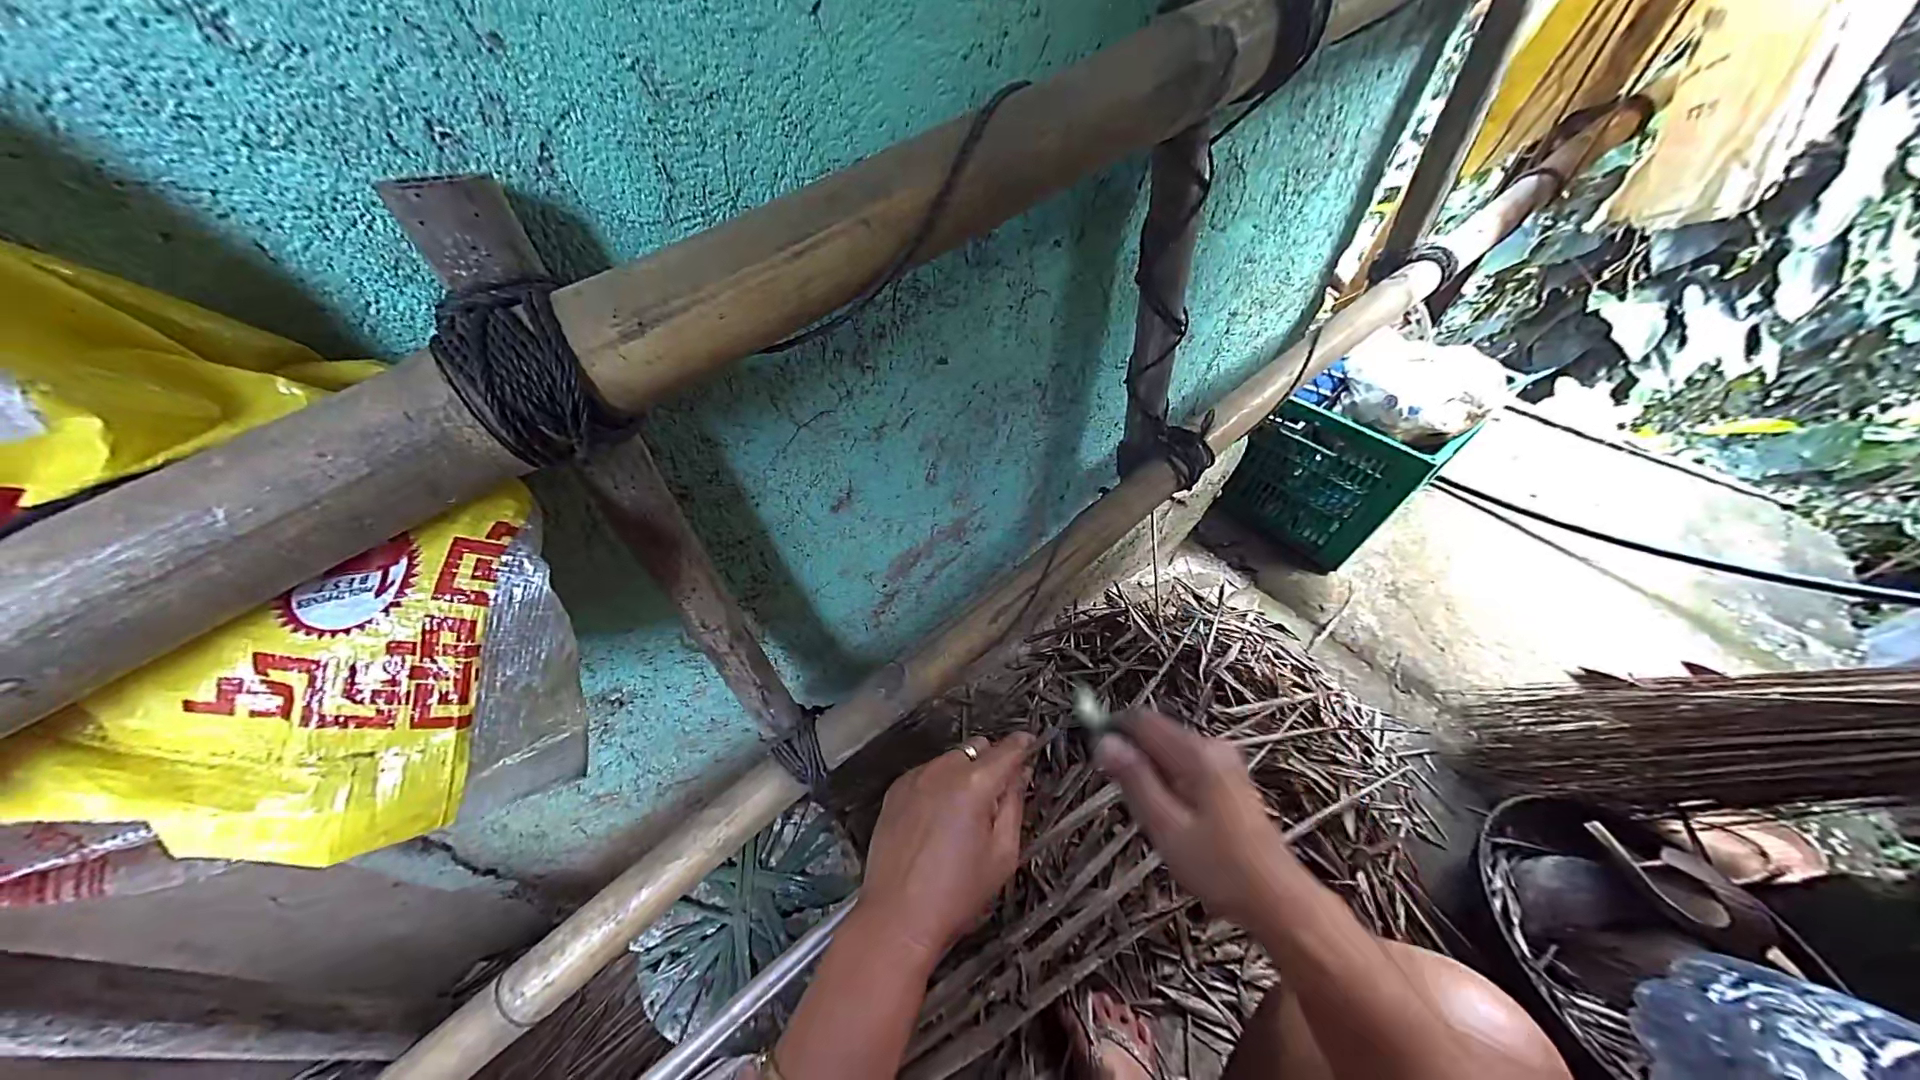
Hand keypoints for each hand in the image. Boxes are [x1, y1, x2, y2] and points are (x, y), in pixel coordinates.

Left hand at [859, 733, 1034, 963]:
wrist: (897, 918)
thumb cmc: (956, 893)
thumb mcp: (1002, 853)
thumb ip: (1014, 804)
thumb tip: (1019, 774)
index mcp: (974, 784)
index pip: (1007, 750)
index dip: (1022, 745)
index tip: (1030, 745)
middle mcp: (942, 771)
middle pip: (977, 748)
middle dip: (992, 762)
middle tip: (998, 793)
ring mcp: (914, 778)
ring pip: (951, 759)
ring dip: (964, 772)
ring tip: (965, 811)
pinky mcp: (895, 791)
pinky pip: (926, 773)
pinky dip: (939, 783)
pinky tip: (939, 816)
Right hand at [1093, 710, 1302, 926]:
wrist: (1277, 899)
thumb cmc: (1221, 869)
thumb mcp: (1165, 826)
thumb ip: (1134, 779)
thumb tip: (1105, 742)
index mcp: (1196, 754)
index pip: (1141, 719)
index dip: (1112, 731)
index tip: (1098, 758)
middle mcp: (1213, 747)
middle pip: (1156, 731)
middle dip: (1134, 756)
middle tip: (1128, 799)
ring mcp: (1225, 760)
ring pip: (1169, 749)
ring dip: (1152, 772)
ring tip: (1156, 815)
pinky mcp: (1230, 776)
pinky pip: (1186, 763)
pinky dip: (1171, 780)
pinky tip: (1176, 817)